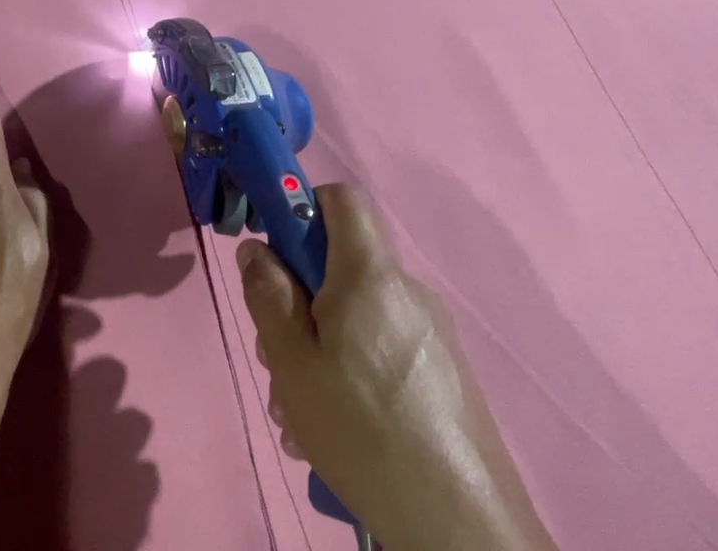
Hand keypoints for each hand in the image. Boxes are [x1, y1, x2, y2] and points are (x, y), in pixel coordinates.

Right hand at [239, 183, 556, 550]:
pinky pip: (381, 346)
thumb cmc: (362, 431)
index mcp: (372, 277)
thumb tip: (257, 250)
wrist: (461, 525)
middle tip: (276, 356)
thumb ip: (268, 296)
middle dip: (297, 297)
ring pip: (355, 313)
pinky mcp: (443, 372)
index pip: (341, 199)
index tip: (271, 252)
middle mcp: (409, 293)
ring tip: (299, 407)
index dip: (300, 208)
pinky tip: (333, 424)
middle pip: (340, 265)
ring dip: (317, 344)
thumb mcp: (292, 362)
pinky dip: (348, 368)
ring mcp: (433, 334)